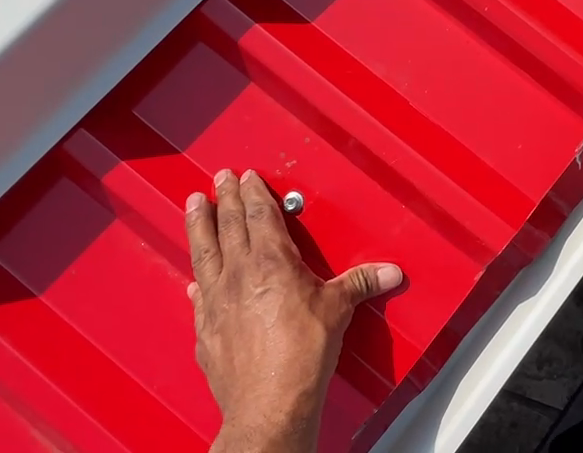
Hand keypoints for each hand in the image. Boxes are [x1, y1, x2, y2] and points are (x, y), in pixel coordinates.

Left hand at [186, 169, 403, 452]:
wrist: (269, 405)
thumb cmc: (302, 354)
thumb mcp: (339, 309)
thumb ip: (361, 282)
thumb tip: (390, 272)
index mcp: (272, 262)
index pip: (259, 215)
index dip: (253, 193)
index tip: (247, 176)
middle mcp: (239, 275)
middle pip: (229, 225)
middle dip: (225, 198)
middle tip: (220, 177)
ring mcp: (217, 302)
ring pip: (203, 252)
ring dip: (198, 225)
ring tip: (192, 204)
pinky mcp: (206, 330)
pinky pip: (198, 295)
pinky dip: (197, 280)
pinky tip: (194, 278)